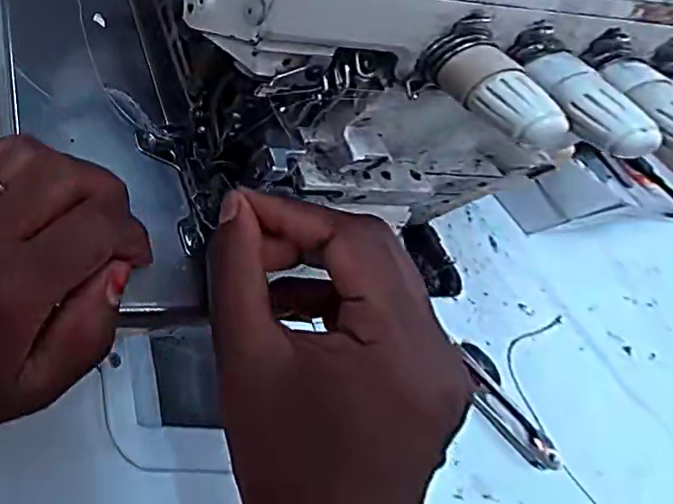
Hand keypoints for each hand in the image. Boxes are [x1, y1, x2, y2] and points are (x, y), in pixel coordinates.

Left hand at [0, 135, 152, 438]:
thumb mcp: (42, 383)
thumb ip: (91, 329)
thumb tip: (117, 270)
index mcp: (17, 285)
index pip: (95, 226)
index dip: (131, 235)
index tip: (133, 253)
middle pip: (70, 177)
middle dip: (110, 199)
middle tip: (112, 233)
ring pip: (35, 153)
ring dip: (71, 172)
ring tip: (79, 208)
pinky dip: (28, 156)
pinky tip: (39, 183)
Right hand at [211, 191, 471, 503]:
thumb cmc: (290, 465)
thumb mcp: (245, 349)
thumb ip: (236, 267)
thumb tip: (237, 213)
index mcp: (404, 350)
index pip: (353, 240)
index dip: (289, 213)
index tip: (242, 207)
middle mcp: (435, 356)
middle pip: (371, 248)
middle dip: (301, 232)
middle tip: (249, 236)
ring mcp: (433, 368)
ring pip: (374, 272)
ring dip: (313, 259)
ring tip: (261, 271)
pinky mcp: (418, 375)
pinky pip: (376, 304)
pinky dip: (327, 289)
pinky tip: (284, 302)